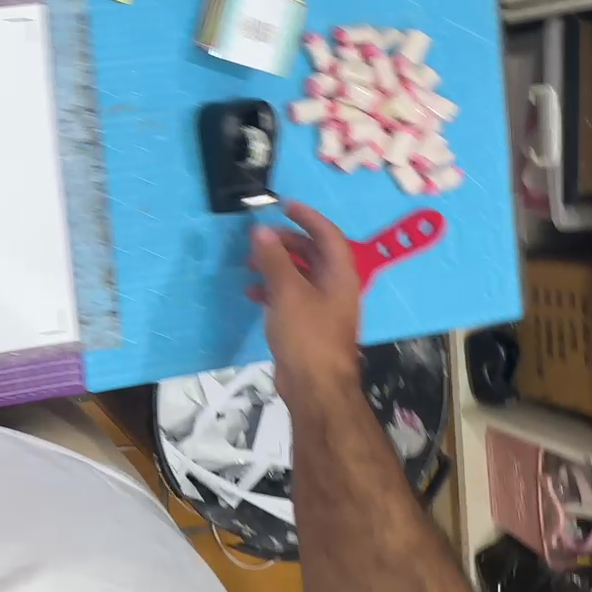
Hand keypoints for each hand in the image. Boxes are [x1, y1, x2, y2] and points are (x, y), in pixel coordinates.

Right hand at [247, 201, 361, 407]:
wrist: (315, 385)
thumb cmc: (306, 334)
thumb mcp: (287, 291)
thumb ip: (274, 259)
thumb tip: (262, 230)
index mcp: (340, 275)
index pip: (327, 235)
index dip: (308, 217)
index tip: (284, 205)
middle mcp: (335, 287)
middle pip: (314, 253)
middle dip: (286, 241)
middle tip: (260, 238)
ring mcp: (322, 306)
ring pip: (300, 273)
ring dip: (276, 264)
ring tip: (251, 263)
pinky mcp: (308, 323)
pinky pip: (291, 294)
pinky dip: (273, 287)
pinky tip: (253, 291)